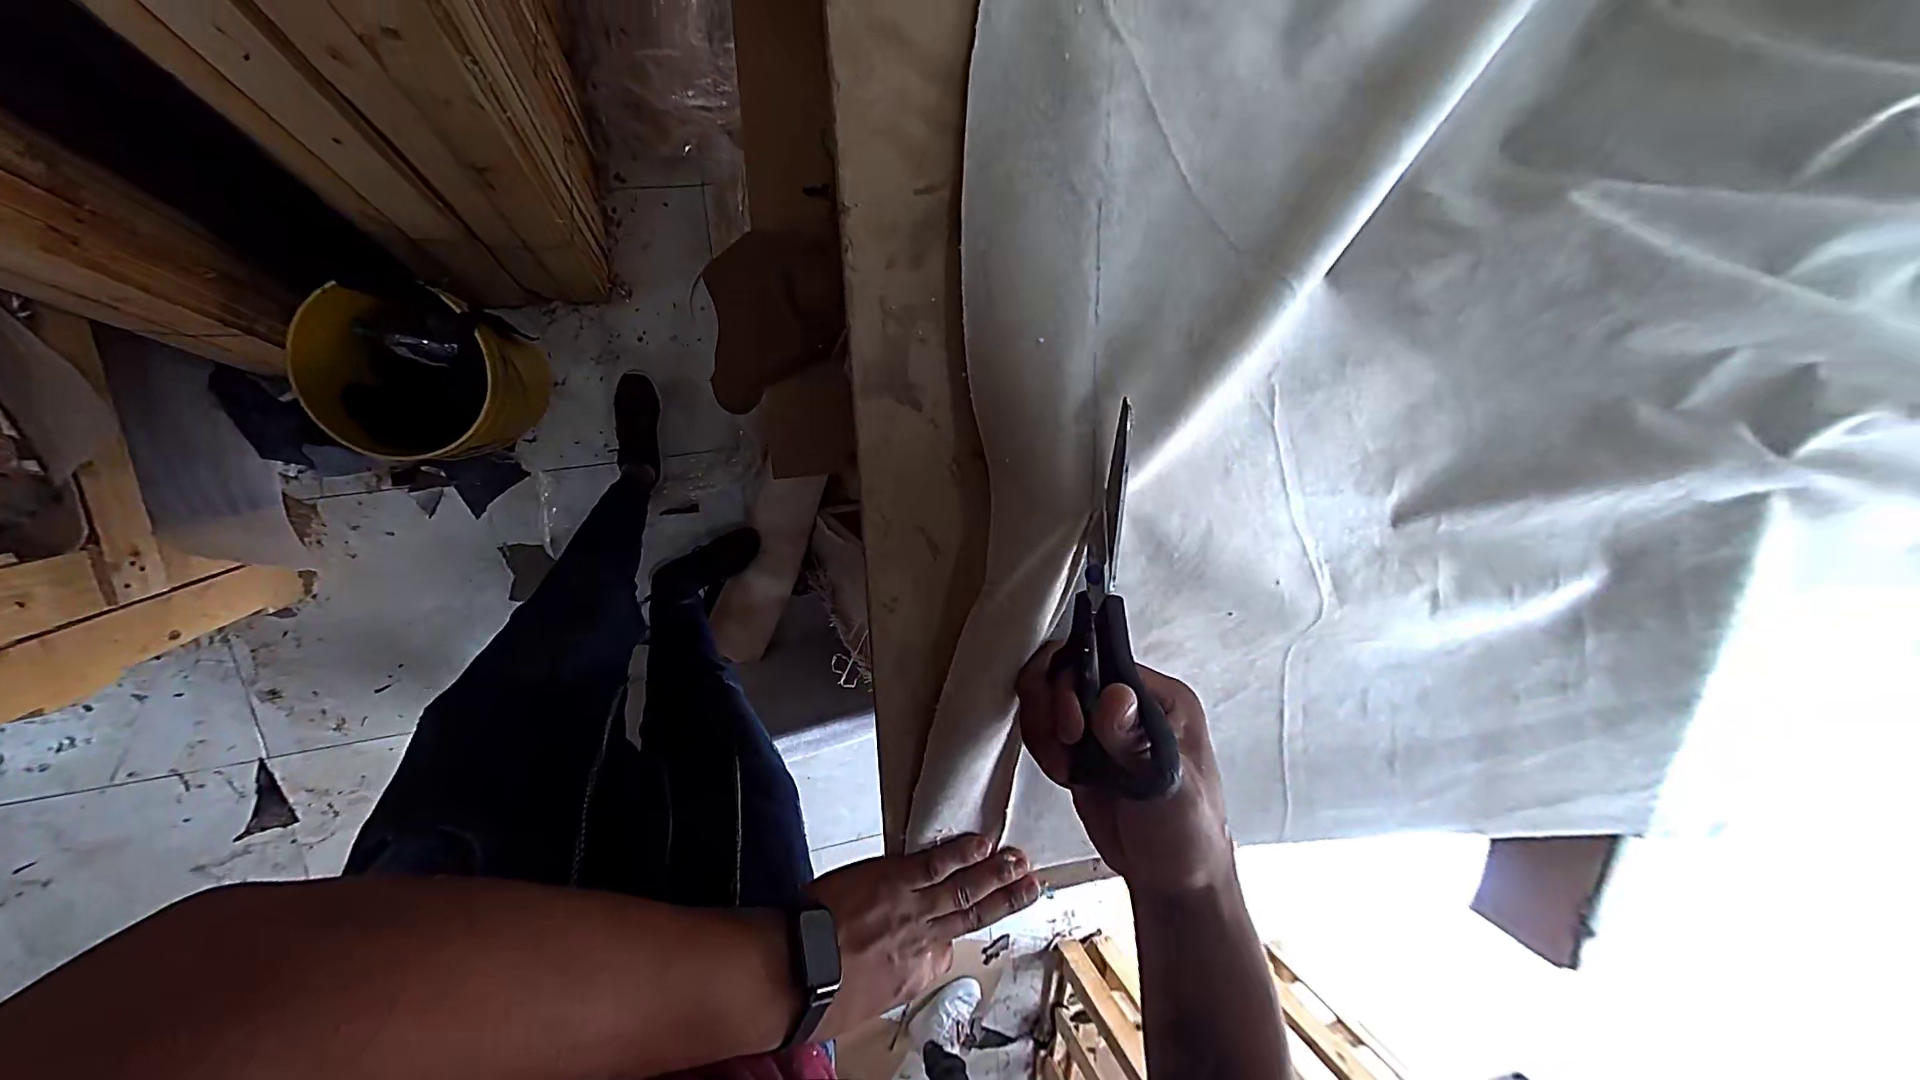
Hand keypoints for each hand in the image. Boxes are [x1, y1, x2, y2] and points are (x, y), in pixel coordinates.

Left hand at [804, 834, 1038, 1038]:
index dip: (954, 938)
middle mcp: (924, 939)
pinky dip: (962, 853)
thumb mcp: (865, 1002)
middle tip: (1032, 884)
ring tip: (1021, 861)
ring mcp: (913, 906)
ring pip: (964, 888)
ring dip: (996, 874)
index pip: (945, 951)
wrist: (801, 969)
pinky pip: (937, 863)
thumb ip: (888, 979)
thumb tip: (892, 968)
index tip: (963, 924)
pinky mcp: (897, 878)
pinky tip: (984, 843)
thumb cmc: (822, 992)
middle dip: (1006, 899)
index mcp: (915, 973)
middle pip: (973, 915)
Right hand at [1016, 645, 1231, 895]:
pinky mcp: (1081, 746)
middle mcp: (1130, 701)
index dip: (1074, 685)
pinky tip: (1061, 772)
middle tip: (1062, 747)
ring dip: (1042, 727)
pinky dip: (1041, 744)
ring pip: (1048, 694)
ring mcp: (1102, 723)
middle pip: (1067, 670)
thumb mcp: (1168, 786)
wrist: (1170, 880)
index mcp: (1162, 697)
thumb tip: (1113, 695)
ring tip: (1062, 766)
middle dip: (1051, 706)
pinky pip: (1044, 725)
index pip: (1102, 662)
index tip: (1072, 730)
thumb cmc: (1187, 833)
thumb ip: (1135, 741)